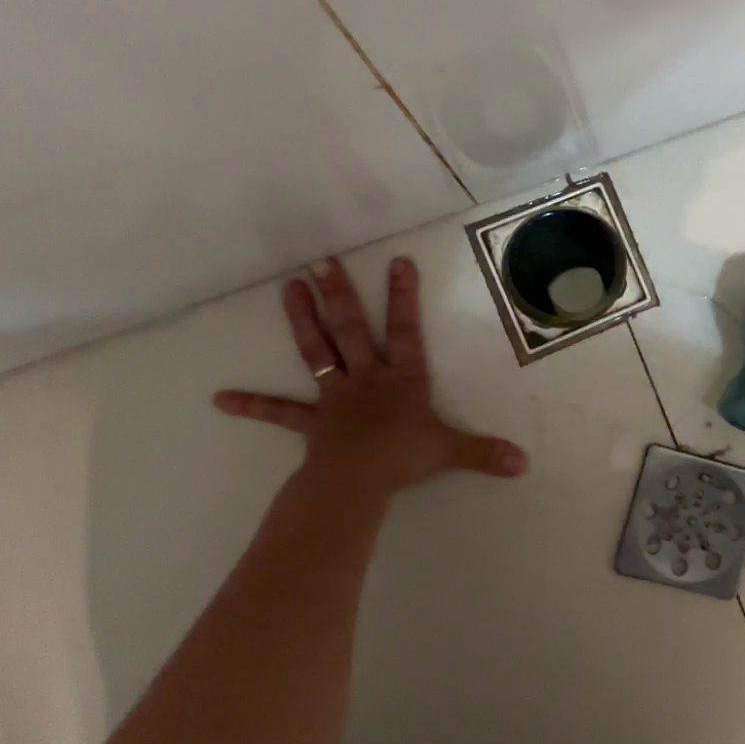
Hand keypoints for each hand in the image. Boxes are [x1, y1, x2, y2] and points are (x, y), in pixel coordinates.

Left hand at [214, 255, 527, 507]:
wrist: (356, 482)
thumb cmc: (403, 459)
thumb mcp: (451, 451)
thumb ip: (485, 452)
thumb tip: (524, 462)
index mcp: (401, 378)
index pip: (405, 329)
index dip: (403, 296)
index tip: (397, 261)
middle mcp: (366, 378)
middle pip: (351, 328)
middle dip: (339, 293)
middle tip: (322, 261)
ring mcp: (335, 397)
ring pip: (318, 351)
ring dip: (303, 321)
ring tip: (289, 288)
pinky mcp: (311, 422)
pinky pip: (279, 412)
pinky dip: (252, 405)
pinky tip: (220, 398)